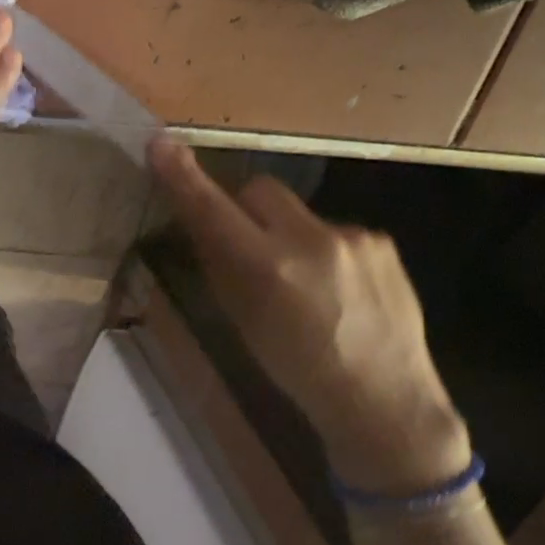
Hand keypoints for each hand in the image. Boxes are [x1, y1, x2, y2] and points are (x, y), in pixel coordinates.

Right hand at [150, 140, 469, 494]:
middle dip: (243, 208)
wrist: (383, 399)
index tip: (160, 145)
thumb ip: (222, 267)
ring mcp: (352, 237)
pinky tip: (334, 290)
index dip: (182, 178)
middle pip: (259, 191)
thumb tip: (205, 228)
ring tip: (301, 286)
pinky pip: (332, 231)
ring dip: (285, 235)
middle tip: (243, 246)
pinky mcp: (381, 242)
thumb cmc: (294, 370)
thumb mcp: (241, 321)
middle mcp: (310, 241)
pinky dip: (321, 251)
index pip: (212, 210)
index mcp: (266, 268)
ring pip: (296, 213)